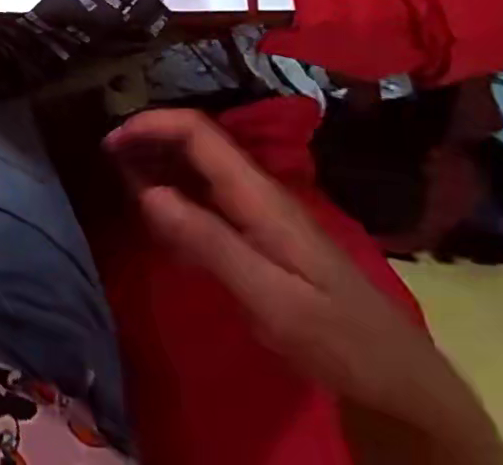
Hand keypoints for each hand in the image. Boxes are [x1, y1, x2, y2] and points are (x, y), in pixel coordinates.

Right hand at [104, 110, 502, 462]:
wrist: (398, 380)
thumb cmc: (336, 338)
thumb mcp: (269, 297)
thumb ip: (208, 241)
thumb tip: (146, 190)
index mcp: (259, 196)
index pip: (199, 132)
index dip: (151, 123)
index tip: (110, 140)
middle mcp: (256, 192)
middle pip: (195, 142)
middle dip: (147, 138)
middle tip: (103, 156)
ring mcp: (259, 212)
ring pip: (198, 167)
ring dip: (156, 162)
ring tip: (116, 175)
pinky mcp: (258, 234)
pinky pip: (204, 197)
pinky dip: (171, 191)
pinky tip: (152, 208)